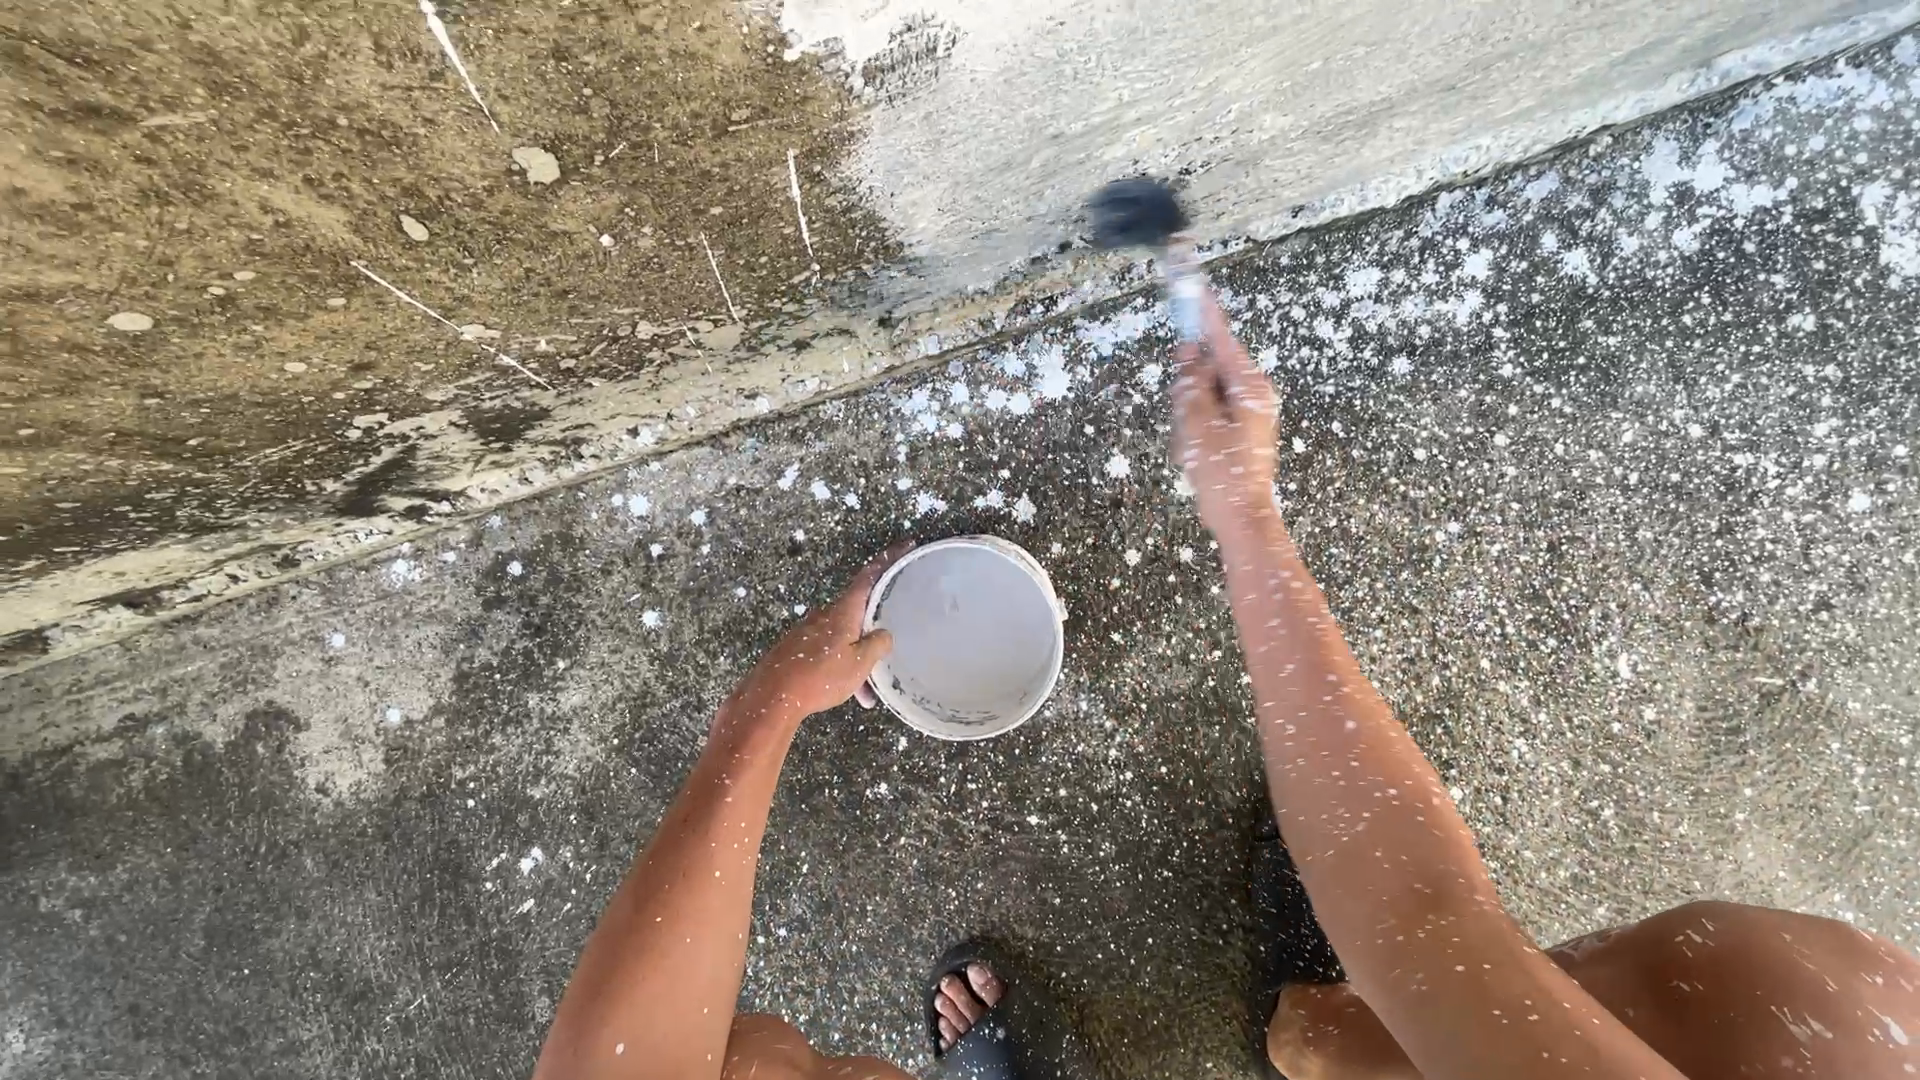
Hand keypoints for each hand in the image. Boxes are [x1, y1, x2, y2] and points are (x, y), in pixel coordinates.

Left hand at [724, 541, 912, 727]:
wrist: (772, 696)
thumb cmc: (820, 676)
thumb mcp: (860, 663)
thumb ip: (878, 644)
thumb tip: (884, 634)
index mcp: (844, 610)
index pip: (871, 575)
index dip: (890, 559)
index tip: (906, 545)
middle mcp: (825, 613)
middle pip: (858, 611)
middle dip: (874, 630)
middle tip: (888, 646)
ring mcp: (809, 629)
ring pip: (843, 637)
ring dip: (857, 658)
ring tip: (866, 691)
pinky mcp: (797, 647)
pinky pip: (828, 651)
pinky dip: (841, 666)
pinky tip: (846, 691)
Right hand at [1171, 295, 1280, 540]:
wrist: (1240, 517)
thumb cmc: (1222, 473)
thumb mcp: (1197, 424)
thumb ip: (1190, 383)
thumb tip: (1188, 353)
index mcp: (1250, 387)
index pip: (1222, 339)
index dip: (1203, 315)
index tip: (1193, 287)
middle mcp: (1255, 394)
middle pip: (1213, 366)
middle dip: (1190, 382)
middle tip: (1182, 414)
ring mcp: (1250, 412)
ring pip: (1209, 390)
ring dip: (1191, 408)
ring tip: (1190, 442)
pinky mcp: (1241, 428)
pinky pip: (1213, 410)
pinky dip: (1197, 421)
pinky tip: (1194, 448)